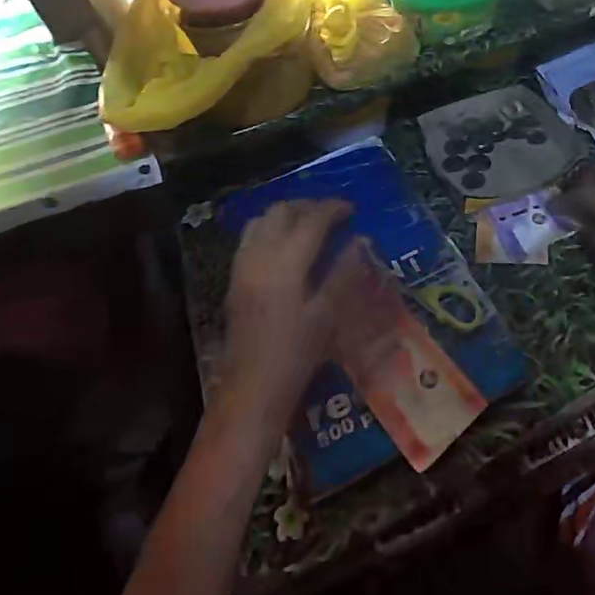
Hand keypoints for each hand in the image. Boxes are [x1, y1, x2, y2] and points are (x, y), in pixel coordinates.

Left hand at [220, 200, 368, 426]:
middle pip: (282, 211)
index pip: (311, 220)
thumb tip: (360, 241)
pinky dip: (270, 228)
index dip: (333, 209)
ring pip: (262, 220)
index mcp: (285, 264)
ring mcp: (242, 265)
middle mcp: (259, 255)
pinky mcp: (234, 277)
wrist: (251, 389)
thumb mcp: (327, 317)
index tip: (352, 209)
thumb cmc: (296, 356)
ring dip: (287, 215)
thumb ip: (343, 274)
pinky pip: (251, 236)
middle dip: (308, 206)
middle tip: (333, 215)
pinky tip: (286, 245)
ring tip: (310, 225)